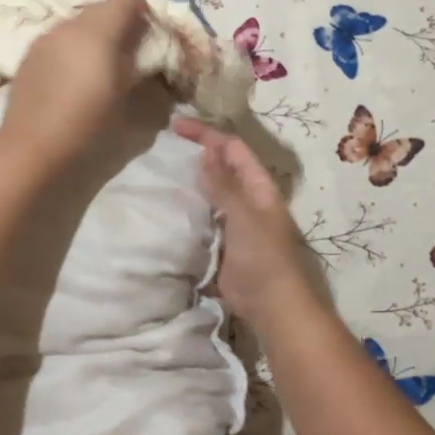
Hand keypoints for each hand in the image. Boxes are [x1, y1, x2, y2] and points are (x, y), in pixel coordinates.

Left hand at [1, 0, 151, 166]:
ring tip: (101, 74)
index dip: (144, 14)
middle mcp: (68, 26)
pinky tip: (74, 85)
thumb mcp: (136, 107)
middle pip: (101, 9)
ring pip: (77, 26)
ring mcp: (43, 40)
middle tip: (131, 60)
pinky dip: (72, 53)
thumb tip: (156, 64)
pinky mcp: (27, 58)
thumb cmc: (89, 130)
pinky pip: (58, 43)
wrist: (32, 154)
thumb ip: (151, 77)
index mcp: (97, 31)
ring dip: (94, 40)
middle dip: (120, 27)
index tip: (152, 41)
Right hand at [173, 117, 324, 330]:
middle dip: (198, 154)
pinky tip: (167, 209)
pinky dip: (188, 211)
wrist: (273, 308)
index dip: (207, 134)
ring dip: (191, 182)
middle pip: (223, 168)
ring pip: (212, 193)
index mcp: (259, 187)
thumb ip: (224, 184)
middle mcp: (249, 200)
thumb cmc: (264, 257)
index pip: (232, 148)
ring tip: (161, 173)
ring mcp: (236, 224)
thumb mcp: (243, 215)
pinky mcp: (223, 246)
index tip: (176, 126)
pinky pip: (203, 220)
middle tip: (164, 146)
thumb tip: (207, 151)